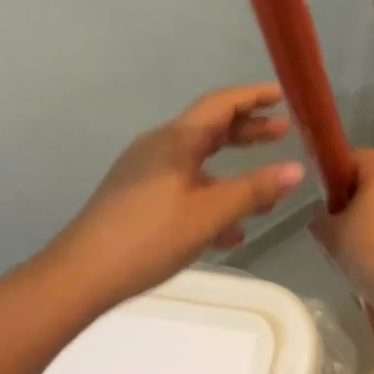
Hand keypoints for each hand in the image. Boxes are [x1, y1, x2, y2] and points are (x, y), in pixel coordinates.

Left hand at [46, 83, 304, 305]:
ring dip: (234, 169)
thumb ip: (254, 190)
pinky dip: (211, 195)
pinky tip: (230, 230)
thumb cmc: (147, 237)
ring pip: (199, 161)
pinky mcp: (137, 199)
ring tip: (266, 189)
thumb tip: (297, 170)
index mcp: (176, 140)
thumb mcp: (209, 214)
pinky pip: (184, 185)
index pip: (221, 104)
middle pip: (211, 128)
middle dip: (248, 131)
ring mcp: (145, 173)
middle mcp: (159, 147)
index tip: (282, 96)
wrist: (77, 278)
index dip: (253, 97)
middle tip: (284, 133)